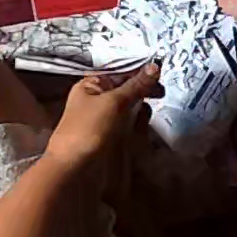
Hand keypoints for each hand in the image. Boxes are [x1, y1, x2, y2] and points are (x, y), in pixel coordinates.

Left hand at [44, 63, 160, 171]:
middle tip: (161, 91)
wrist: (75, 170)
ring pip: (129, 107)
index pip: (118, 71)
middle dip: (142, 88)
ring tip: (156, 104)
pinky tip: (146, 121)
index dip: (137, 69)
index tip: (160, 68)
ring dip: (141, 104)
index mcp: (91, 86)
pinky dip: (138, 121)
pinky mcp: (112, 138)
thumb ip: (136, 85)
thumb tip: (154, 66)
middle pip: (124, 89)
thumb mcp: (113, 102)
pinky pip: (129, 124)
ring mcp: (105, 120)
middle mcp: (97, 100)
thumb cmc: (90, 129)